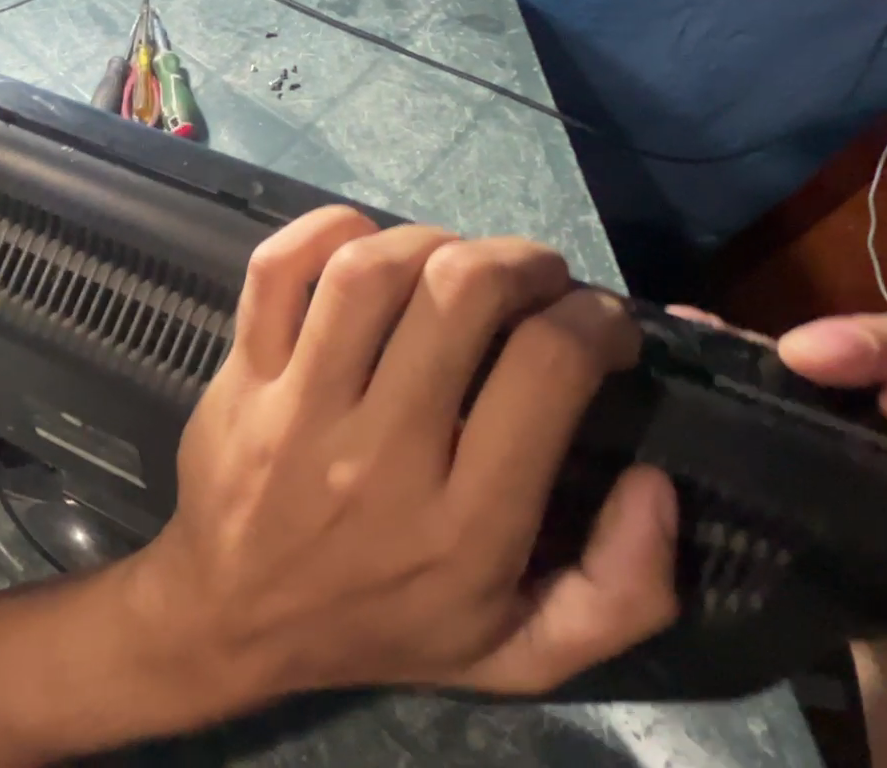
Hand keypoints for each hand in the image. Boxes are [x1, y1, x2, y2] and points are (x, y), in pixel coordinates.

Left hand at [121, 206, 678, 711]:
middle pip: (460, 293)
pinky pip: (273, 274)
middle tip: (532, 279)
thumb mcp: (520, 653)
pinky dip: (318, 231)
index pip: (547, 367)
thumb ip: (622, 591)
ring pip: (368, 272)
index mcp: (466, 523)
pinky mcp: (241, 376)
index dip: (594, 319)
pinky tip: (356, 239)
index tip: (597, 323)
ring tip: (450, 260)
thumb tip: (654, 482)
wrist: (232, 618)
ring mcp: (298, 405)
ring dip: (427, 240)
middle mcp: (381, 451)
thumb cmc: (375, 629)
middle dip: (520, 262)